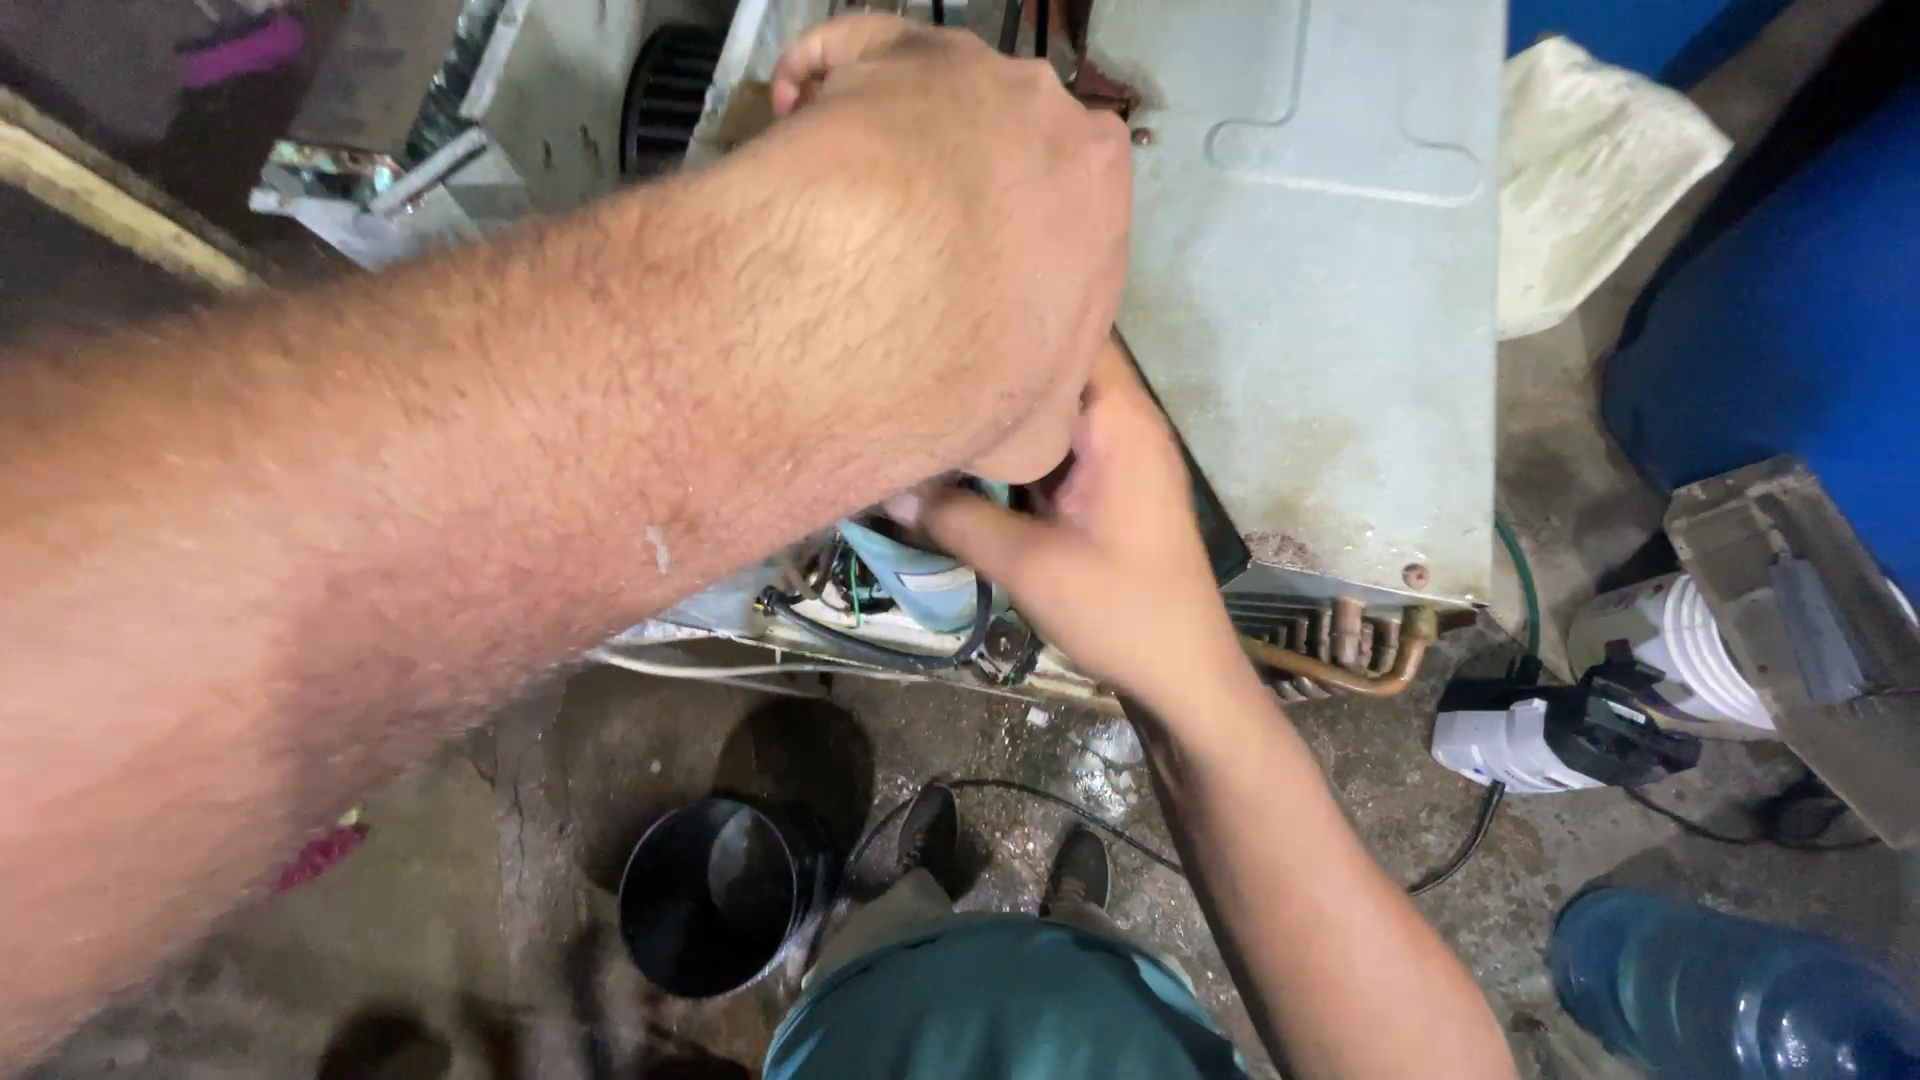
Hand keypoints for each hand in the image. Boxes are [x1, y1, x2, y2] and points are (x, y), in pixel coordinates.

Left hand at [760, 14, 1131, 482]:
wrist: (899, 308)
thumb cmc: (980, 375)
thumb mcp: (1034, 436)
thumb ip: (1045, 416)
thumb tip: (1034, 423)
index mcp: (1099, 198)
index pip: (1054, 222)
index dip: (1004, 255)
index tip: (955, 287)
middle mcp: (1050, 115)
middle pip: (998, 154)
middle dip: (958, 192)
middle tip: (896, 246)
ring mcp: (970, 71)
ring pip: (928, 103)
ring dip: (893, 137)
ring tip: (837, 192)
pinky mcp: (890, 48)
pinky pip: (851, 55)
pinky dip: (824, 81)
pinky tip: (798, 117)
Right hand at [890, 339, 1248, 707]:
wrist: (1182, 672)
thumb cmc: (1120, 610)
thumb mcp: (1028, 564)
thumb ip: (955, 519)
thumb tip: (887, 489)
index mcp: (1118, 420)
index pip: (1070, 332)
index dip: (1011, 321)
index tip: (947, 322)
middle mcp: (1122, 424)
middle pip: (1054, 372)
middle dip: (994, 370)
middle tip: (925, 367)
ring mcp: (1115, 457)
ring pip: (1050, 415)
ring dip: (1002, 417)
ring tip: (934, 405)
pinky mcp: (1105, 488)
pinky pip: (1053, 451)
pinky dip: (1015, 453)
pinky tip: (967, 460)